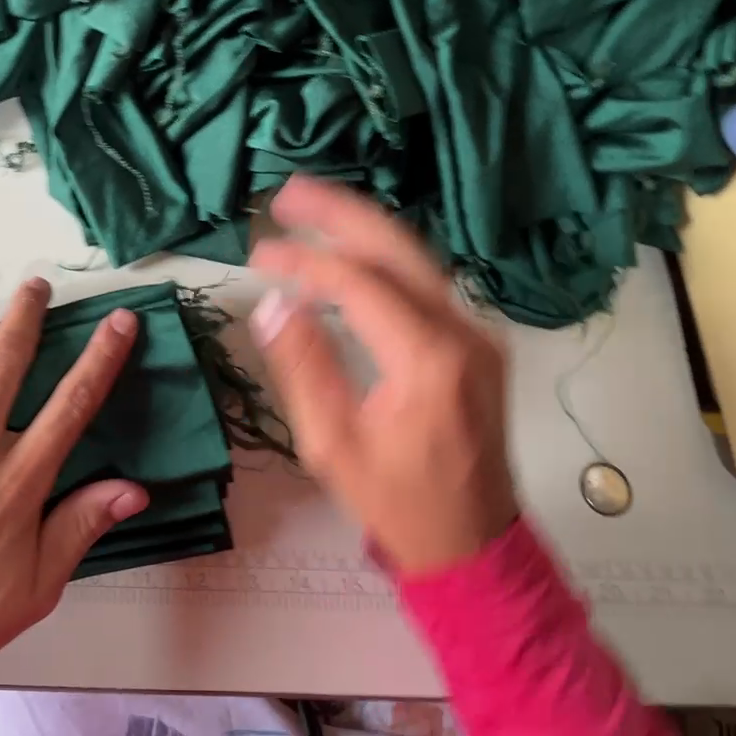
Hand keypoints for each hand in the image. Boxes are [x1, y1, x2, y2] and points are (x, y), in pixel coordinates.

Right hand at [248, 176, 517, 574]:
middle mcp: (463, 333)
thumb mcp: (332, 444)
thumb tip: (273, 304)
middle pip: (397, 248)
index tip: (258, 254)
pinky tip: (347, 251)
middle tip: (286, 194)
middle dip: (339, 213)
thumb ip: (304, 367)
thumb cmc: (394, 500)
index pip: (358, 285)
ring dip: (361, 227)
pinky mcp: (476, 341)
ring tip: (309, 208)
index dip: (303, 262)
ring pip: (415, 257)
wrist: (473, 542)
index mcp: (428, 360)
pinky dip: (381, 257)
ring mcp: (477, 334)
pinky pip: (424, 281)